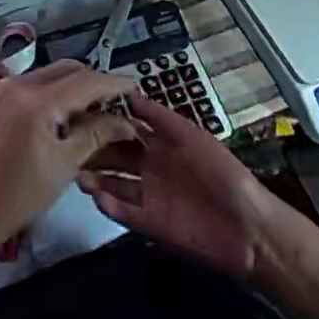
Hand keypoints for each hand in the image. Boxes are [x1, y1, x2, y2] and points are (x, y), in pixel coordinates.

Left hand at [0, 60, 137, 256]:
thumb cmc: (20, 194)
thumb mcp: (65, 164)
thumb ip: (96, 134)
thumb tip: (126, 121)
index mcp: (36, 100)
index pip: (85, 81)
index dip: (114, 83)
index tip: (135, 86)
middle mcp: (19, 83)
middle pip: (69, 70)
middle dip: (96, 83)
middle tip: (119, 102)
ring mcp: (6, 88)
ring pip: (54, 75)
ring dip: (77, 87)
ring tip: (98, 110)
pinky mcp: (1, 97)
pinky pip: (38, 84)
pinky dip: (58, 93)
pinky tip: (70, 114)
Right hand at [78, 91, 281, 278]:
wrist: (248, 226)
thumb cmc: (222, 172)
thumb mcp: (192, 135)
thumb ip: (160, 117)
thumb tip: (130, 92)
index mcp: (160, 144)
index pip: (125, 129)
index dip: (104, 121)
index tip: (82, 112)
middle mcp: (150, 167)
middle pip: (113, 156)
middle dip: (93, 149)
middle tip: (70, 142)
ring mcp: (148, 195)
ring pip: (112, 183)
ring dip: (94, 177)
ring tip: (77, 171)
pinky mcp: (150, 223)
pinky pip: (123, 212)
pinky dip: (108, 204)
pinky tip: (97, 195)